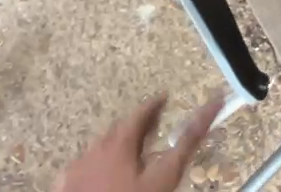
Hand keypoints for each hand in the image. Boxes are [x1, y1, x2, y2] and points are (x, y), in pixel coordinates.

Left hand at [54, 93, 226, 191]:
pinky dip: (96, 163)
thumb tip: (216, 101)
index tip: (167, 98)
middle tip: (154, 126)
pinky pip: (81, 167)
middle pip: (118, 128)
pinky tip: (103, 174)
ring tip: (133, 152)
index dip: (155, 103)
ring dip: (117, 143)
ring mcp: (72, 172)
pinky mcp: (63, 189)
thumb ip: (190, 137)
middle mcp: (93, 151)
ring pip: (98, 147)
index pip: (139, 112)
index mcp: (119, 143)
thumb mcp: (167, 173)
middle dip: (137, 124)